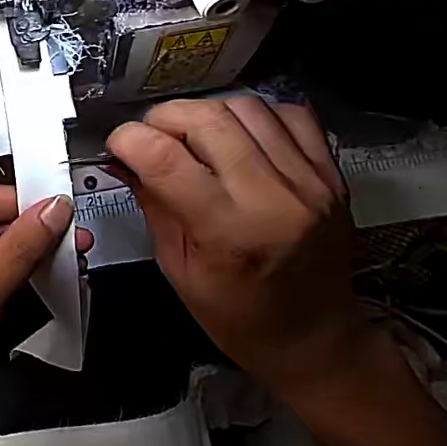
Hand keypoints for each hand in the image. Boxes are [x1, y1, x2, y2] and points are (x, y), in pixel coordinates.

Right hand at [106, 97, 362, 398]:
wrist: (315, 338)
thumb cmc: (241, 318)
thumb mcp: (178, 268)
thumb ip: (153, 205)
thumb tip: (124, 160)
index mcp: (228, 232)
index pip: (164, 157)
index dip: (128, 140)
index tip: (116, 145)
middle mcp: (272, 198)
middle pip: (205, 118)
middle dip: (162, 118)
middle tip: (150, 138)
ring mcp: (308, 181)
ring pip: (245, 106)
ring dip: (205, 113)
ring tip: (192, 137)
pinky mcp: (329, 173)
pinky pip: (289, 113)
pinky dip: (253, 114)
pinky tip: (237, 136)